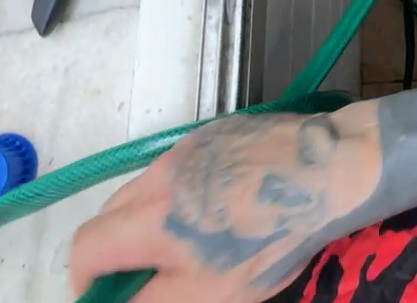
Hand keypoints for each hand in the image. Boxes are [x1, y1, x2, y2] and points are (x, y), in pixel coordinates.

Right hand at [70, 103, 382, 302]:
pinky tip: (223, 206)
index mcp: (150, 215)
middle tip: (156, 272)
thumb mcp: (206, 294)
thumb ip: (149, 302)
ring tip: (196, 240)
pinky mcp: (219, 130)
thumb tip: (121, 299)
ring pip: (147, 187)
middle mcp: (162, 172)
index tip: (116, 294)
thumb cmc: (270, 239)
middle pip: (112, 213)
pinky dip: (184, 190)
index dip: (90, 280)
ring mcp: (191, 145)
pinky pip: (182, 166)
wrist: (330, 170)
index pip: (85, 245)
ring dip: (152, 218)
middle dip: (120, 249)